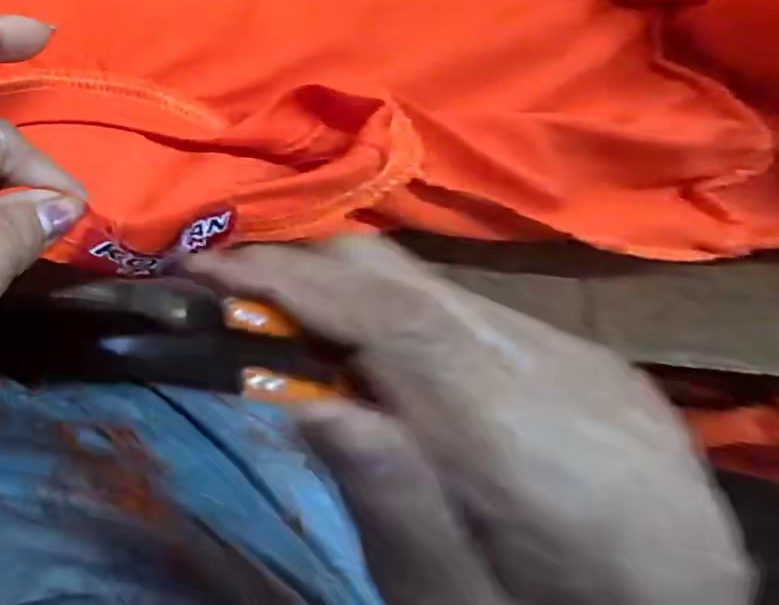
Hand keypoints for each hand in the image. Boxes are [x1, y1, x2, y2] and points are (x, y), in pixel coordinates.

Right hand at [186, 235, 752, 604]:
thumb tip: (305, 402)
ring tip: (275, 316)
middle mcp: (569, 378)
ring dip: (328, 283)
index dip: (284, 278)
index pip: (393, 320)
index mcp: (545, 453)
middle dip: (290, 266)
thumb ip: (394, 511)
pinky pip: (445, 297)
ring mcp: (581, 358)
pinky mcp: (579, 355)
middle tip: (218, 290)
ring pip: (415, 276)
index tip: (197, 268)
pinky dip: (376, 303)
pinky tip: (359, 348)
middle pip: (398, 277)